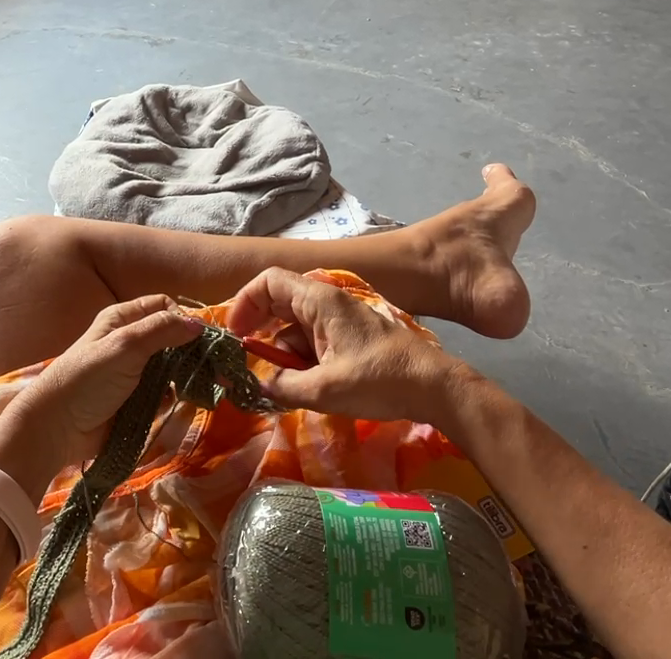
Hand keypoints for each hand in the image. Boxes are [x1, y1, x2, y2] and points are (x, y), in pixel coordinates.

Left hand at [0, 295, 202, 499]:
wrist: (57, 428)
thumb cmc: (87, 379)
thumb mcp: (125, 346)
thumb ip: (162, 331)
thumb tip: (199, 324)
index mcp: (123, 319)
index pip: (164, 306)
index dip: (184, 318)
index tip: (202, 339)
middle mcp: (129, 341)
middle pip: (171, 337)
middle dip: (193, 350)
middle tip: (218, 368)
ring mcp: (132, 372)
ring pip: (171, 367)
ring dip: (186, 375)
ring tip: (205, 387)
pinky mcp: (134, 400)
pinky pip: (163, 393)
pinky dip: (171, 397)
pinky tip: (176, 404)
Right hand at [225, 268, 463, 423]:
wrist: (435, 387)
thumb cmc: (380, 380)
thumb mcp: (325, 389)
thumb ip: (283, 386)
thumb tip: (256, 385)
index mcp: (319, 299)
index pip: (267, 281)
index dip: (244, 303)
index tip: (235, 335)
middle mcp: (326, 300)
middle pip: (278, 303)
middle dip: (261, 332)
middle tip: (248, 362)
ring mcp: (339, 318)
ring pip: (294, 326)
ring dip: (283, 352)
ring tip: (282, 385)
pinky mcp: (349, 336)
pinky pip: (313, 339)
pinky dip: (301, 359)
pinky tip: (303, 386)